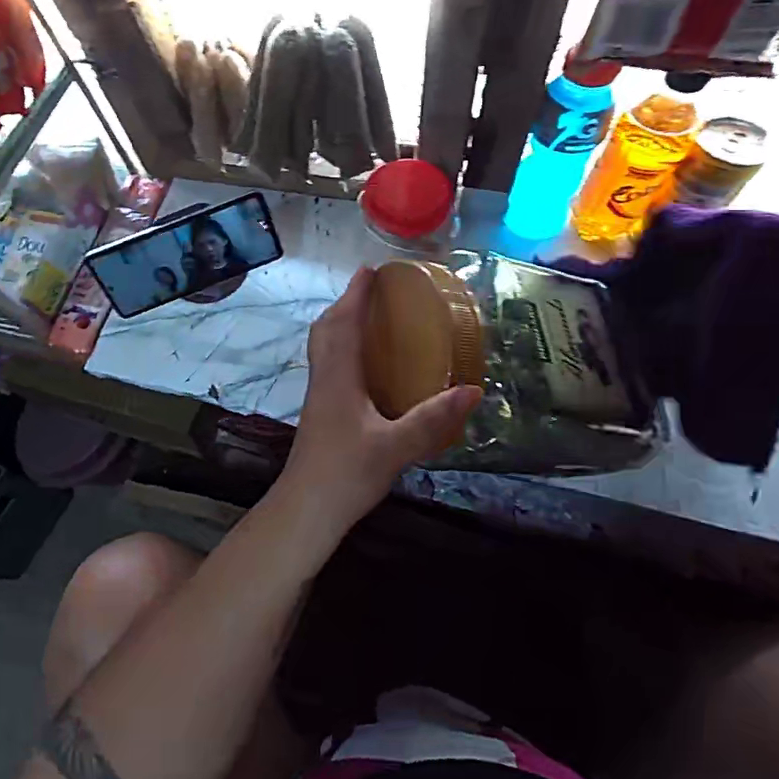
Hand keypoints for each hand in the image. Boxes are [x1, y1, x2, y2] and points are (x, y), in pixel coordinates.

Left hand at [277, 268, 481, 530]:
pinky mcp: (320, 412)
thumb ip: (431, 419)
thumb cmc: (346, 474)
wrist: (306, 507)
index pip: (342, 324)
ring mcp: (318, 396)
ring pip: (324, 347)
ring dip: (341, 325)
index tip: (369, 270)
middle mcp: (323, 379)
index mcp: (338, 377)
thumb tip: (472, 390)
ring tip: (367, 319)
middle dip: (345, 305)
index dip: (354, 295)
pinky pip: (329, 365)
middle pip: (326, 330)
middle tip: (371, 291)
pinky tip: (364, 367)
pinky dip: (343, 349)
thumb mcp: (395, 447)